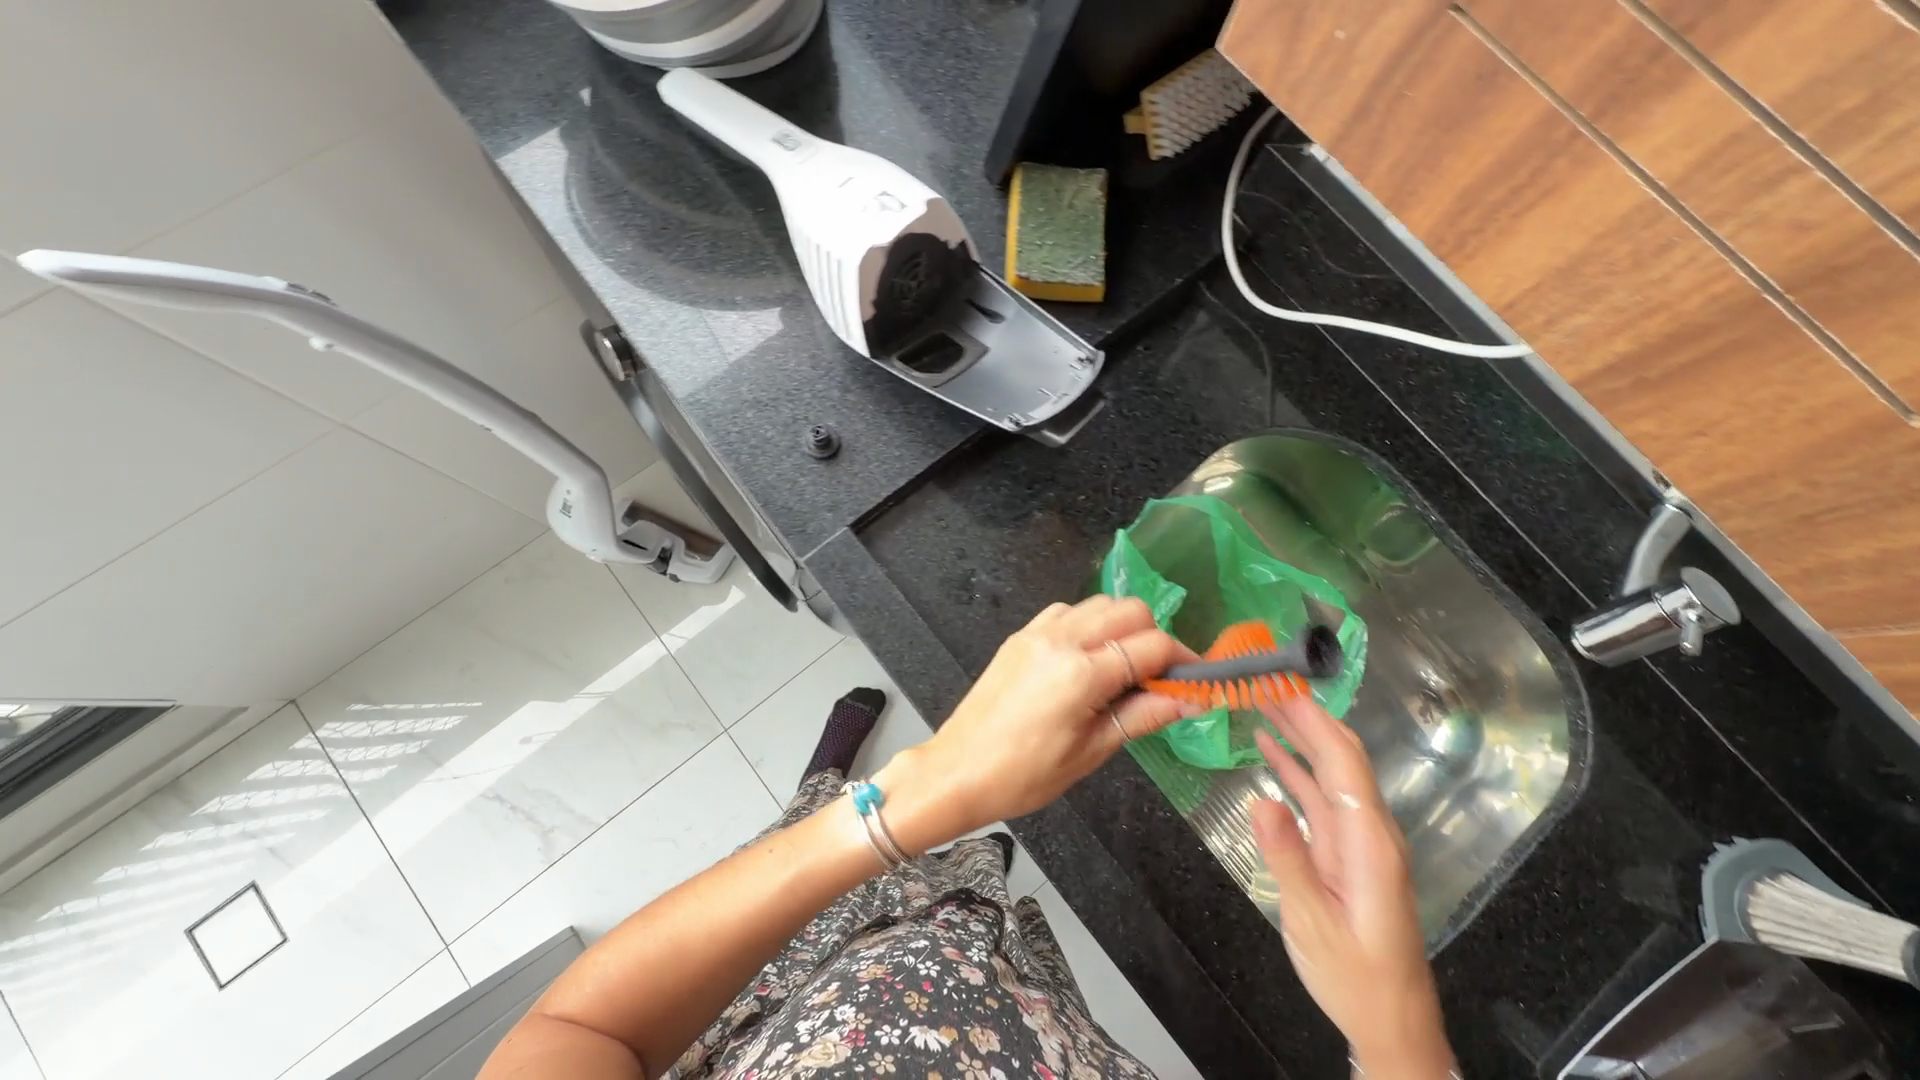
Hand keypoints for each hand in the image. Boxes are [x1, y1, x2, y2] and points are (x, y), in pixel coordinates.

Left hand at [876, 595, 1198, 850]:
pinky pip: (1067, 612)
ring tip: (1123, 670)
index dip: (1183, 660)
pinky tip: (1087, 659)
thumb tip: (1190, 700)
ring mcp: (1037, 632)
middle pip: (1130, 610)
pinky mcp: (1020, 635)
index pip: (1152, 645)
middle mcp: (1061, 638)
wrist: (956, 771)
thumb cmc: (1025, 775)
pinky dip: (1089, 625)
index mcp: (1081, 673)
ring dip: (1122, 627)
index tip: (1196, 681)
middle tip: (1158, 677)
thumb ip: (1142, 716)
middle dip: (1154, 637)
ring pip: (1099, 604)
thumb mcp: (1091, 752)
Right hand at [1248, 699, 1455, 1079]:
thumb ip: (1288, 859)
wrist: (1391, 1023)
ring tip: (1262, 704)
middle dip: (1307, 716)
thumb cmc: (1354, 976)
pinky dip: (1297, 771)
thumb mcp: (1313, 923)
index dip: (1313, 721)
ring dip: (1300, 737)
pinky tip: (1271, 752)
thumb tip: (1260, 800)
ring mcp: (1361, 841)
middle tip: (1265, 682)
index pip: (1342, 764)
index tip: (1281, 685)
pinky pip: (1323, 800)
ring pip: (1332, 773)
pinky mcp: (1349, 853)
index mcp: (1369, 843)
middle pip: (1343, 758)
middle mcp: (1371, 831)